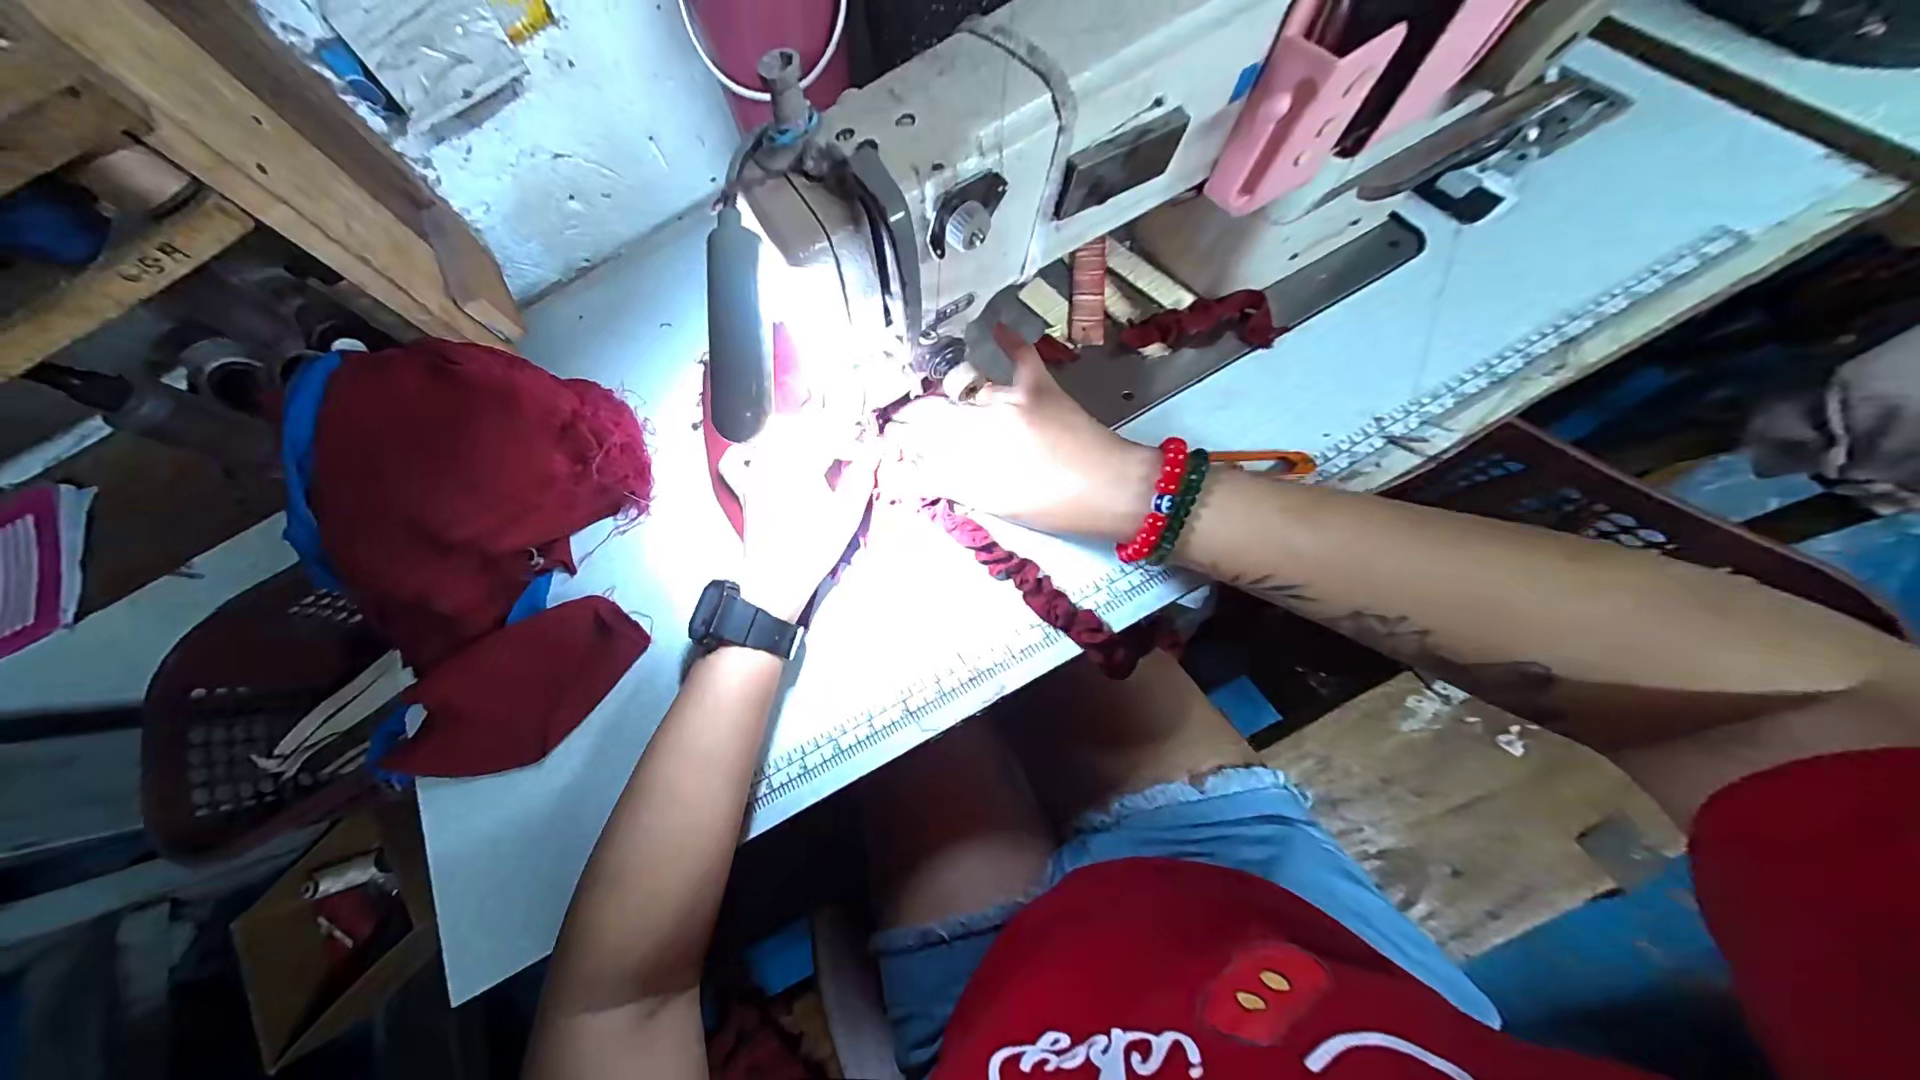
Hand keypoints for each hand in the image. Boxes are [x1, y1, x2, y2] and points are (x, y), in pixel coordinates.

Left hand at [720, 415, 876, 621]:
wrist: (774, 578)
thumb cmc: (813, 549)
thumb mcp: (847, 515)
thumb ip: (862, 477)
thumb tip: (873, 453)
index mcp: (800, 463)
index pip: (830, 434)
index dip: (853, 441)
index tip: (867, 455)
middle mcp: (773, 458)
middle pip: (802, 423)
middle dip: (828, 429)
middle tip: (848, 446)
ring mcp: (756, 468)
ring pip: (777, 431)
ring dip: (803, 432)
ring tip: (824, 448)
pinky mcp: (748, 481)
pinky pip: (757, 449)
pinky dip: (774, 445)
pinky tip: (788, 457)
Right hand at [883, 324, 1156, 538]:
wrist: (1112, 490)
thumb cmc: (1057, 509)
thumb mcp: (997, 507)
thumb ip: (955, 485)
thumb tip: (920, 470)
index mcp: (969, 468)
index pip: (916, 450)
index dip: (896, 447)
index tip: (887, 446)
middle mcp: (980, 431)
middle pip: (930, 415)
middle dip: (909, 420)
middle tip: (899, 423)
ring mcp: (1008, 404)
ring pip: (962, 390)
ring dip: (946, 395)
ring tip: (937, 398)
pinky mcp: (1036, 386)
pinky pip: (1016, 356)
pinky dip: (1006, 342)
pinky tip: (995, 330)